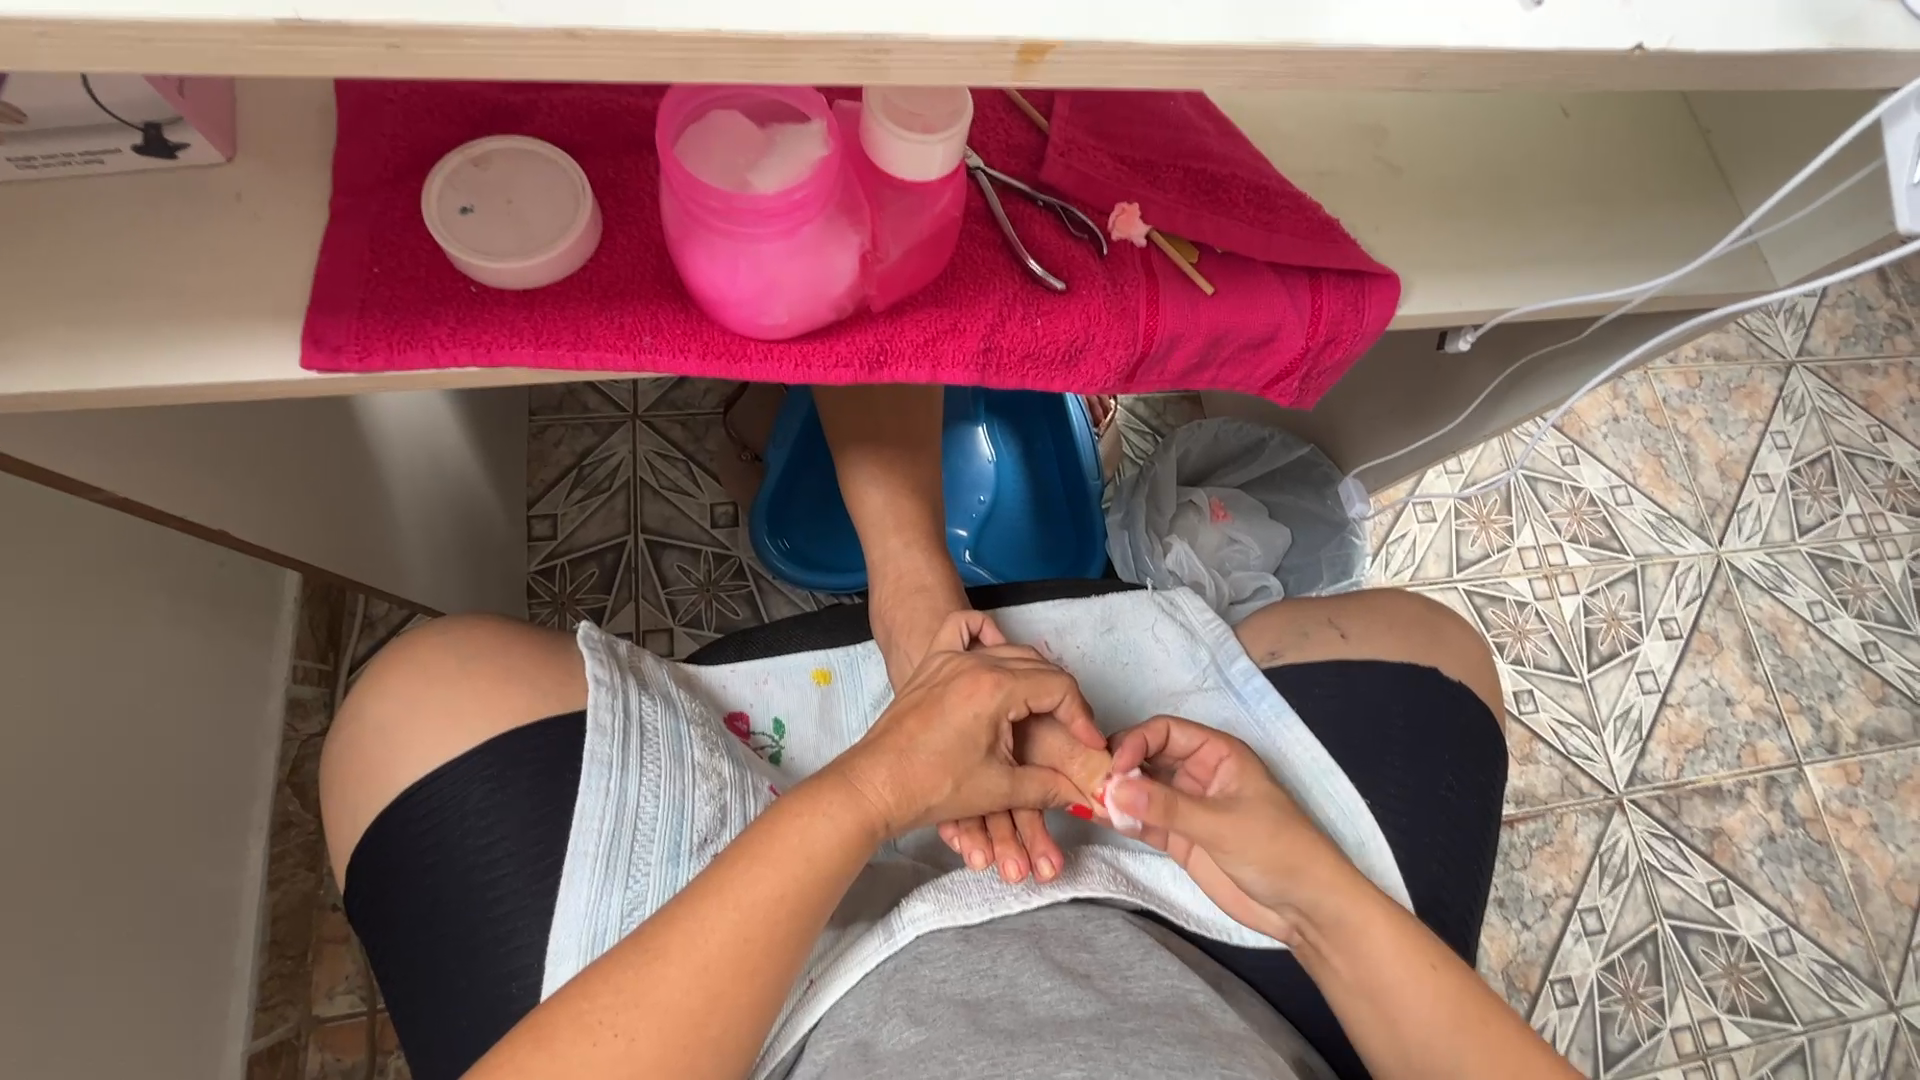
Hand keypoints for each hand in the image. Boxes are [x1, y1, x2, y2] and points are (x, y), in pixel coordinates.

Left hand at [827, 613, 1105, 845]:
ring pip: (1007, 649)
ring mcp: (950, 659)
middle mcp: (975, 663)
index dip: (1082, 717)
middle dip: (1062, 698)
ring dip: (1032, 674)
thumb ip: (1049, 786)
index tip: (1089, 743)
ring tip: (1043, 707)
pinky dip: (983, 633)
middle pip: (1039, 665)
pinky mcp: (931, 663)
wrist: (876, 786)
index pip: (1059, 687)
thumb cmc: (933, 787)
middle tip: (1072, 731)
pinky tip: (993, 654)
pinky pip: (962, 628)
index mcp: (995, 688)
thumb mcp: (1000, 789)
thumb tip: (1082, 791)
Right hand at [1105, 715, 1360, 943]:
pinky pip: (1142, 819)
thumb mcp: (1222, 825)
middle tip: (1092, 783)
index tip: (1114, 765)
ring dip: (1116, 794)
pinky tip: (1100, 818)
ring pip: (1140, 788)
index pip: (1164, 731)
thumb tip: (1114, 787)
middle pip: (1146, 756)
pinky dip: (1122, 818)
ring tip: (1091, 802)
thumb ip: (1167, 807)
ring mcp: (1186, 806)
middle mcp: (1197, 773)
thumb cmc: (1280, 851)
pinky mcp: (1179, 838)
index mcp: (1217, 753)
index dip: (1135, 741)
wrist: (1307, 912)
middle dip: (1119, 766)